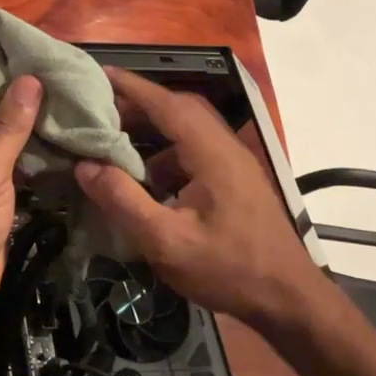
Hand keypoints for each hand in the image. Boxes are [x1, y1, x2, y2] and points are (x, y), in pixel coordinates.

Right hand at [73, 66, 320, 325]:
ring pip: (189, 133)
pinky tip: (145, 182)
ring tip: (114, 144)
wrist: (289, 302)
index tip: (101, 73)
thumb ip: (124, 201)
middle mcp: (227, 151)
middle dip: (140, 106)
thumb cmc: (229, 270)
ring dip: (152, 132)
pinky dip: (166, 156)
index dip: (134, 87)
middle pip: (181, 111)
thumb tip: (85, 166)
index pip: (169, 105)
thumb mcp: (166, 242)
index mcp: (213, 155)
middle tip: (100, 110)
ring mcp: (236, 167)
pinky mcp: (237, 185)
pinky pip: (196, 154)